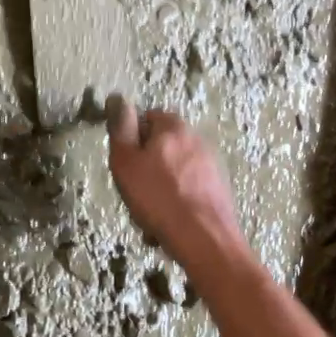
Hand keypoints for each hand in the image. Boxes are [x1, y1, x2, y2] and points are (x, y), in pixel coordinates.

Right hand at [105, 95, 247, 275]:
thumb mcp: (126, 162)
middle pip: (161, 148)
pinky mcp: (218, 190)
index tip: (124, 165)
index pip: (147, 118)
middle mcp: (197, 140)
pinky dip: (174, 205)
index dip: (131, 141)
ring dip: (158, 191)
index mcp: (174, 127)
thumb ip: (120, 129)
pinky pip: (186, 192)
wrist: (203, 239)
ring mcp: (211, 166)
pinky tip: (166, 226)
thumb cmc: (157, 198)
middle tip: (134, 194)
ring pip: (172, 174)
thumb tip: (117, 98)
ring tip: (149, 216)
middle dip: (145, 169)